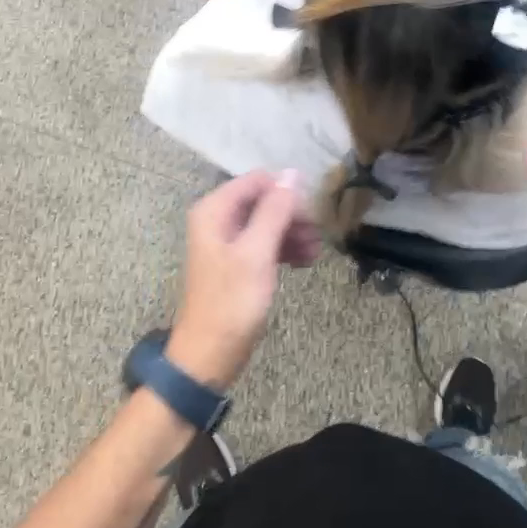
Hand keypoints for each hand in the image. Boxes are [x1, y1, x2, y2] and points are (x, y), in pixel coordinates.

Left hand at [168, 170, 319, 389]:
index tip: (312, 214)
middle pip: (262, 200)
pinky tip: (304, 262)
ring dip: (292, 233)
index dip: (287, 192)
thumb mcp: (257, 253)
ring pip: (266, 222)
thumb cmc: (232, 302)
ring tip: (315, 253)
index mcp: (214, 210)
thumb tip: (293, 173)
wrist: (209, 355)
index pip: (257, 180)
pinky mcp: (235, 263)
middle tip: (317, 237)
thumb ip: (275, 210)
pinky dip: (283, 248)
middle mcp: (217, 219)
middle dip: (292, 215)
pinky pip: (262, 243)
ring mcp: (225, 241)